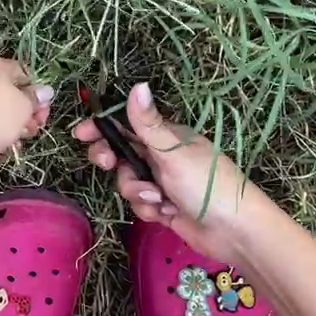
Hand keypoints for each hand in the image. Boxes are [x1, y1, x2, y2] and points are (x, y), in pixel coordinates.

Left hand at [0, 57, 54, 178]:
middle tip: (34, 130)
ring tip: (15, 141)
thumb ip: (35, 99)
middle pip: (10, 94)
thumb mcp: (24, 106)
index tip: (43, 113)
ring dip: (10, 127)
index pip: (23, 73)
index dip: (37, 93)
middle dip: (25, 114)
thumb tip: (44, 91)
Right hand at [71, 83, 258, 261]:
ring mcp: (163, 183)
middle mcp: (162, 157)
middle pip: (121, 154)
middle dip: (113, 162)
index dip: (102, 128)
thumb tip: (137, 84)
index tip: (80, 134)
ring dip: (137, 191)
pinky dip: (150, 209)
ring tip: (158, 199)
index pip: (127, 125)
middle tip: (109, 166)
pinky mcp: (164, 207)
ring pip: (128, 182)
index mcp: (166, 137)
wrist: (234, 231)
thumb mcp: (172, 151)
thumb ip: (148, 123)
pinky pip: (141, 204)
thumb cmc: (206, 184)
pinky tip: (167, 214)